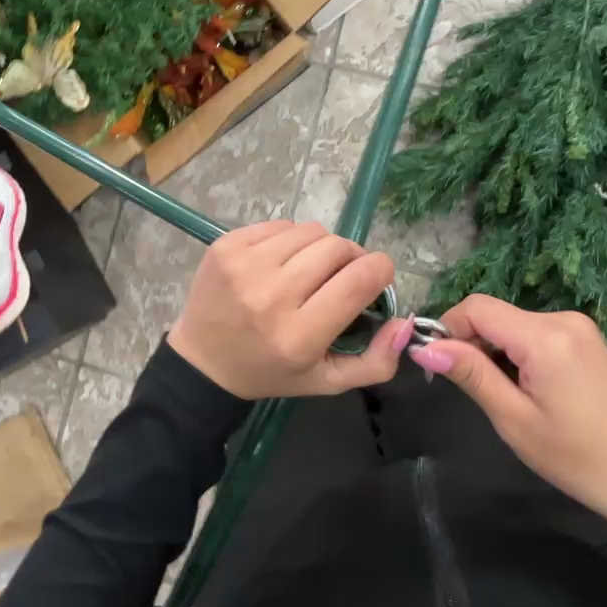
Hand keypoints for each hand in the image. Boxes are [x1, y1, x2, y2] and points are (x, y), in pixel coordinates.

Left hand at [167, 221, 409, 399]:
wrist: (202, 362)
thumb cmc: (270, 372)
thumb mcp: (327, 382)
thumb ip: (376, 361)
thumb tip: (404, 322)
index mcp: (299, 335)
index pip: (358, 280)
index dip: (380, 269)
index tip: (379, 275)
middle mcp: (271, 296)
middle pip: (337, 248)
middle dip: (351, 257)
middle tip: (344, 274)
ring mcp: (244, 266)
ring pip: (310, 231)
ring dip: (320, 246)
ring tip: (311, 269)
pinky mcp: (225, 246)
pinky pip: (280, 225)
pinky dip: (290, 239)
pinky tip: (282, 262)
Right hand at [409, 295, 606, 546]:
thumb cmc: (576, 458)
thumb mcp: (513, 419)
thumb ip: (470, 374)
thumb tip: (423, 345)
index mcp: (545, 337)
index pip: (476, 308)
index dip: (448, 330)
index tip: (439, 367)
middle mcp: (562, 319)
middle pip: (494, 314)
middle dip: (471, 343)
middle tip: (471, 389)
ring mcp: (577, 326)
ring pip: (511, 323)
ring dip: (494, 350)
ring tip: (504, 395)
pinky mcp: (585, 338)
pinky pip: (533, 332)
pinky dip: (517, 352)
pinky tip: (526, 388)